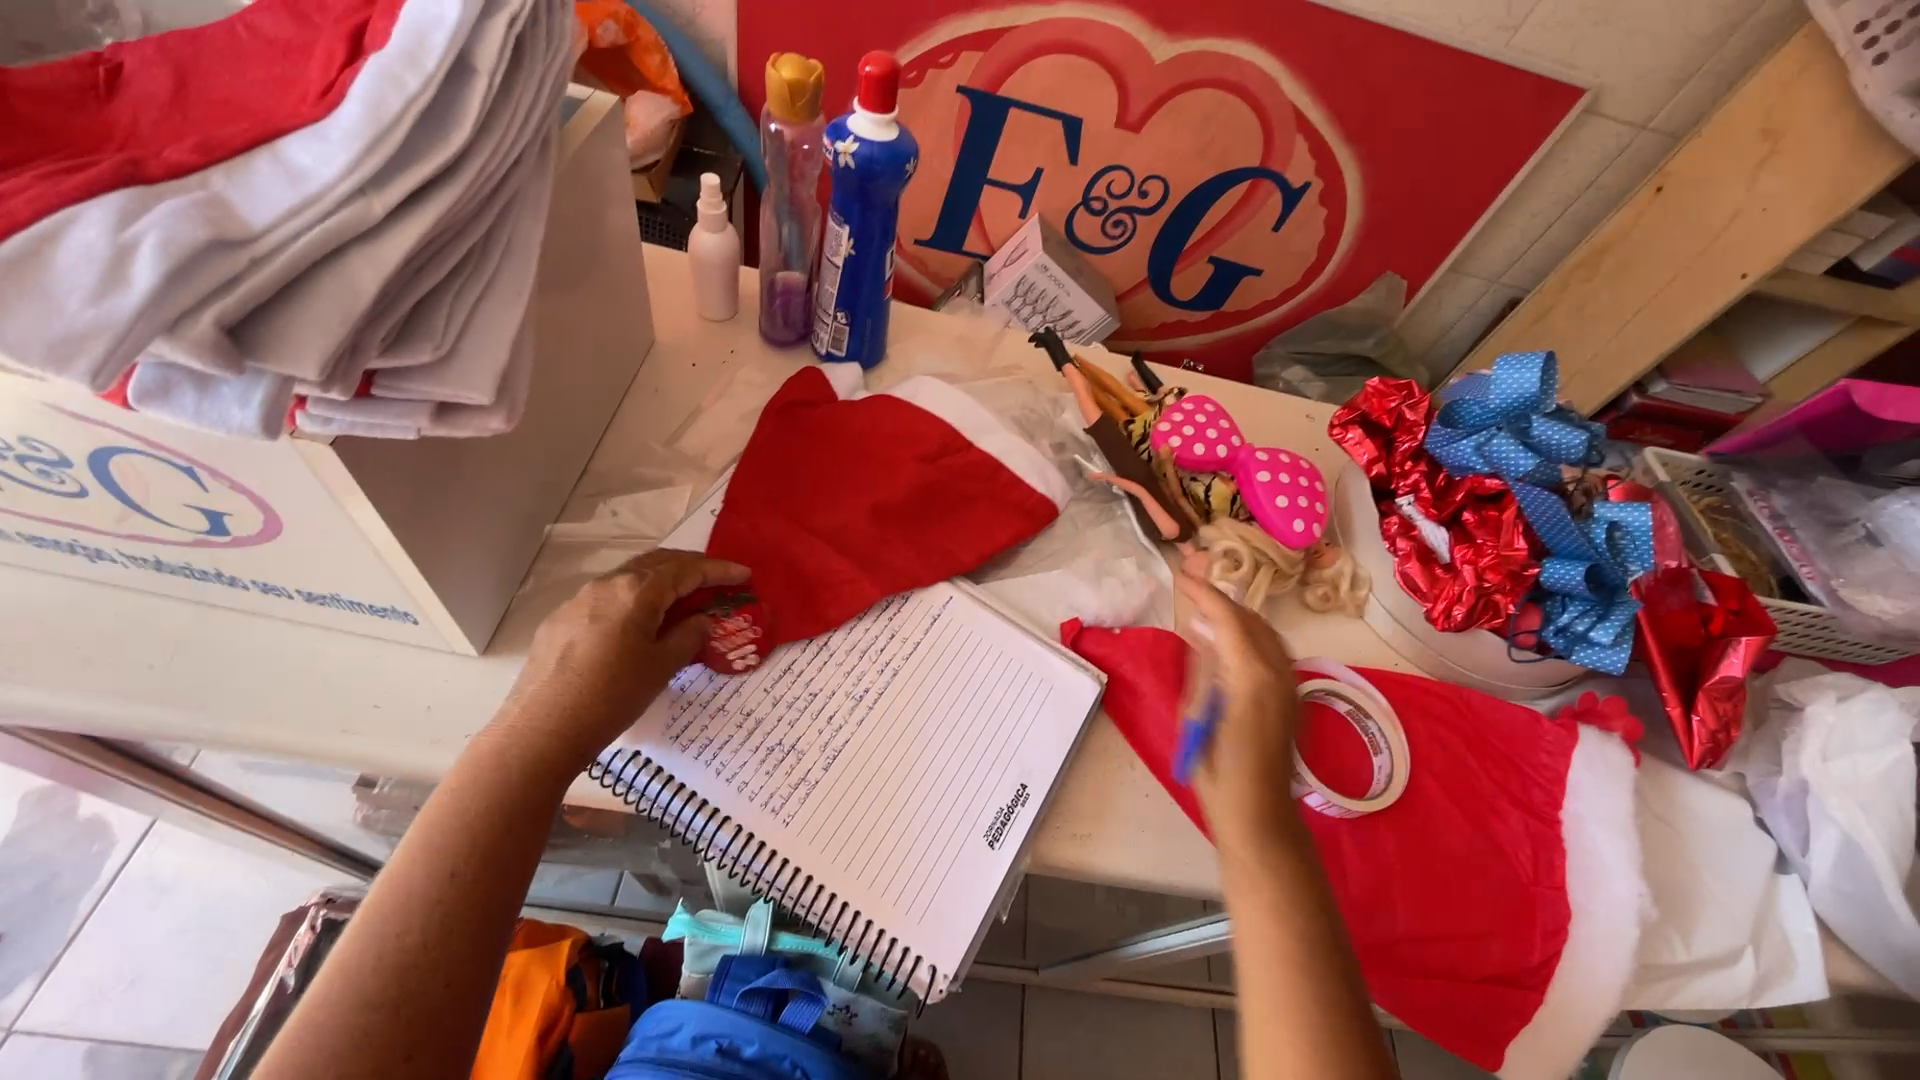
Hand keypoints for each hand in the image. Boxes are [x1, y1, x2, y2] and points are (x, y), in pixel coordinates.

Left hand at [489, 549, 749, 775]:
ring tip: (682, 598)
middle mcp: (607, 585)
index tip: (744, 575)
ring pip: (629, 578)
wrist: (541, 730)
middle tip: (717, 580)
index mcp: (637, 591)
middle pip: (657, 563)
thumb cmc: (612, 697)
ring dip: (660, 581)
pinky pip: (607, 598)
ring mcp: (578, 600)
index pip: (687, 570)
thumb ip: (688, 636)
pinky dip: (634, 600)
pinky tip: (639, 624)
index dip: (719, 570)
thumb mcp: (662, 667)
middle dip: (690, 567)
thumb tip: (702, 620)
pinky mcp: (560, 620)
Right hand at [1175, 568, 1301, 856]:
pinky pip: (1273, 651)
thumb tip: (1200, 635)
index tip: (1181, 575)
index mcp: (1252, 679)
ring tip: (1204, 611)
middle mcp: (1279, 675)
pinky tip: (1226, 642)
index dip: (1205, 594)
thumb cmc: (1218, 776)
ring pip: (1266, 633)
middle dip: (1222, 599)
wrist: (1260, 816)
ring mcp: (1291, 686)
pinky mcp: (1292, 698)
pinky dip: (1249, 635)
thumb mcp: (1196, 720)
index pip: (1230, 620)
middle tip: (1191, 585)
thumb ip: (1201, 672)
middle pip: (1252, 621)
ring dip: (1237, 616)